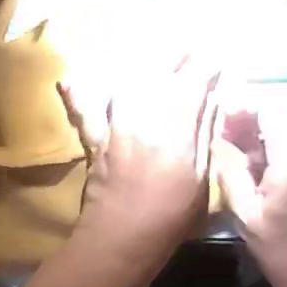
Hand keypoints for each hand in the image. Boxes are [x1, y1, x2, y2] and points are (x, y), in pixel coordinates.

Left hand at [62, 57, 219, 261]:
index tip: (217, 57)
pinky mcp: (95, 141)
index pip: (193, 84)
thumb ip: (205, 136)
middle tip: (190, 47)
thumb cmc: (171, 216)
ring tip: (154, 55)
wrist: (121, 239)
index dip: (206, 67)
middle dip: (177, 58)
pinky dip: (78, 96)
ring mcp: (116, 127)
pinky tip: (69, 80)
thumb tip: (213, 103)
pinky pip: (85, 113)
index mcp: (175, 128)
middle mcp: (144, 118)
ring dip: (142, 67)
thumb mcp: (202, 179)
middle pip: (160, 77)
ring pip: (127, 86)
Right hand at [214, 107, 286, 286]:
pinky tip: (265, 186)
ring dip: (264, 150)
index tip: (216, 130)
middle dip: (249, 134)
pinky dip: (281, 163)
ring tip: (240, 174)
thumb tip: (221, 143)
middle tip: (224, 155)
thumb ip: (233, 173)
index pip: (262, 112)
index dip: (236, 115)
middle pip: (277, 124)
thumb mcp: (250, 220)